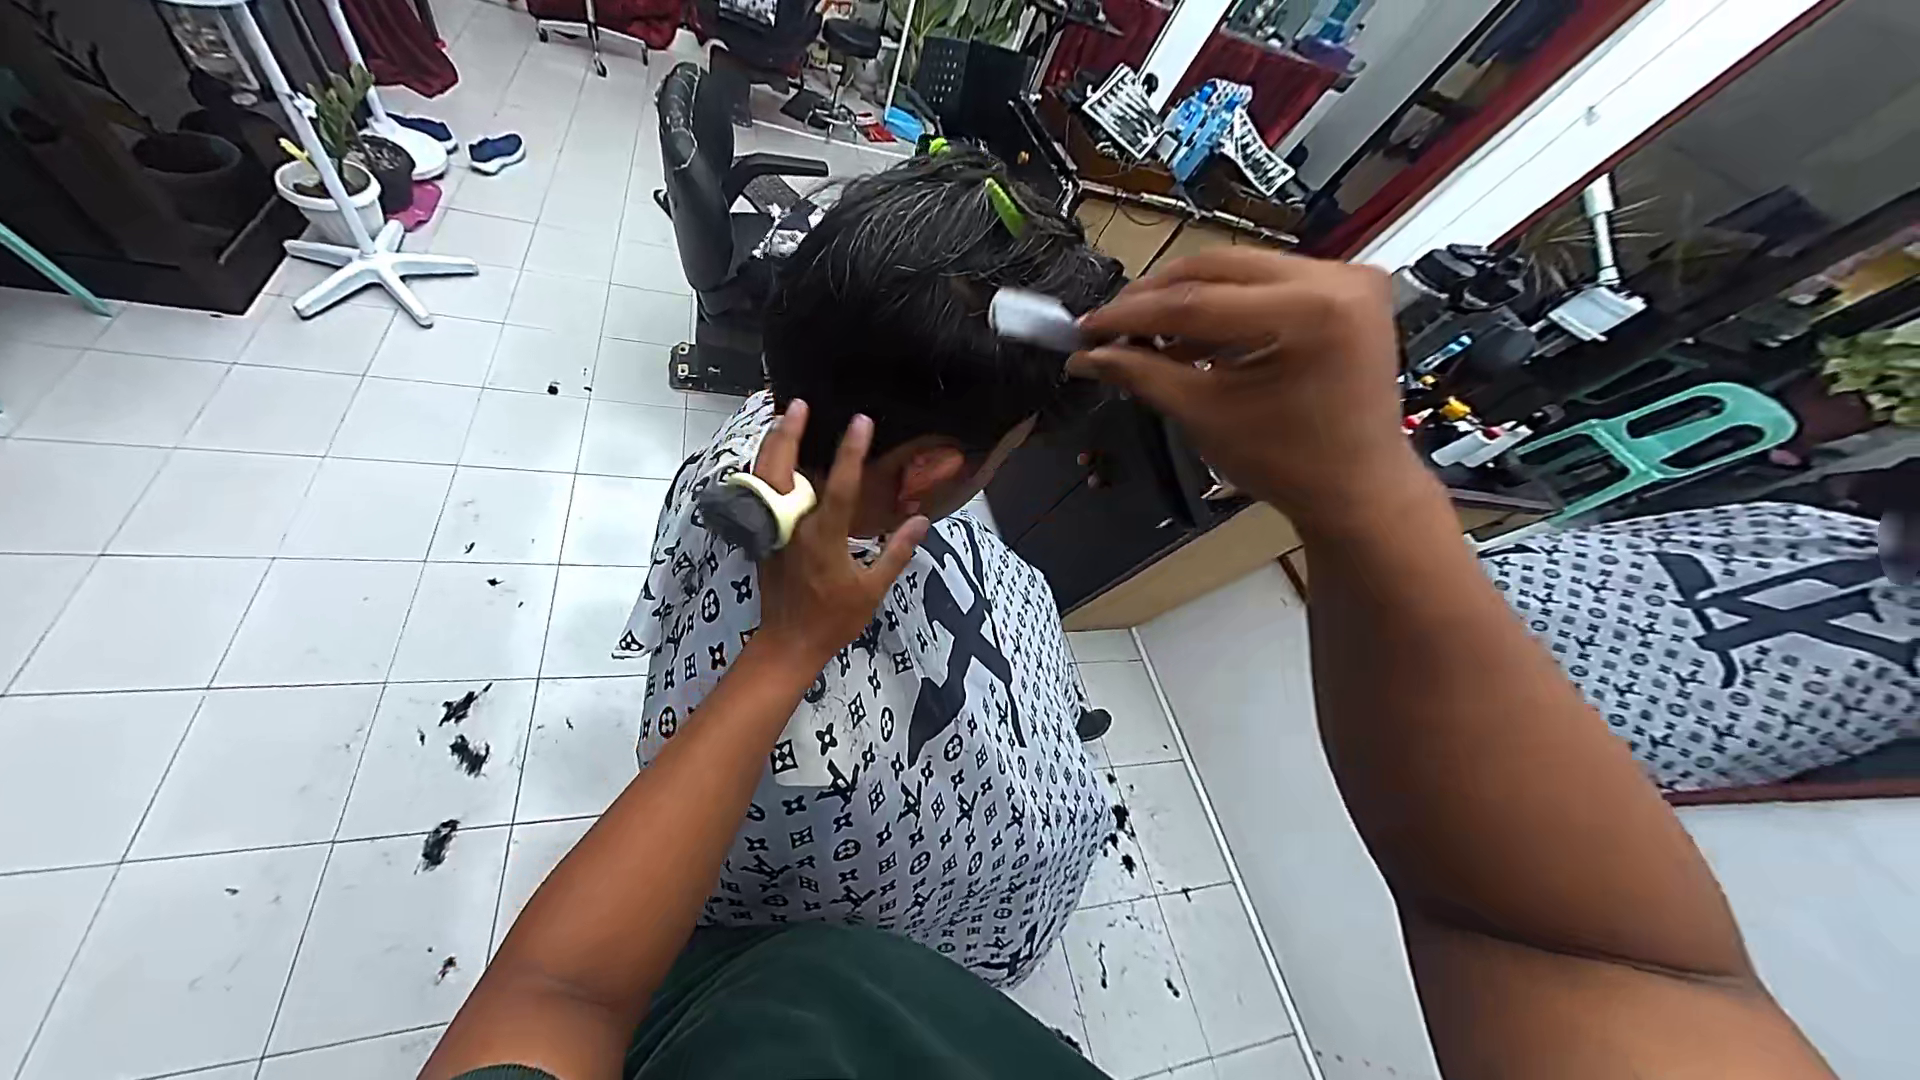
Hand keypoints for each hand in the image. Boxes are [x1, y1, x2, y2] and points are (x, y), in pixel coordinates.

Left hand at [750, 401, 927, 665]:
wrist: (788, 643)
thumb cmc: (833, 619)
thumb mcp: (872, 590)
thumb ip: (896, 552)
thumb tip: (921, 521)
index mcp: (824, 538)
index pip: (841, 486)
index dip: (852, 451)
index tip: (861, 422)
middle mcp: (792, 527)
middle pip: (781, 470)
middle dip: (788, 433)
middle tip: (797, 403)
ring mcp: (772, 530)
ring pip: (762, 479)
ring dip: (771, 445)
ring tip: (782, 418)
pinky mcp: (762, 537)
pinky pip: (759, 494)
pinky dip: (764, 469)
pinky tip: (774, 458)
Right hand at [1073, 249, 1430, 532]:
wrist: (1355, 488)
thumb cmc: (1289, 464)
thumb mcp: (1205, 415)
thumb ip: (1142, 375)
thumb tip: (1089, 356)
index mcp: (1309, 311)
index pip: (1195, 301)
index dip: (1131, 315)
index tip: (1088, 326)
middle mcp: (1337, 279)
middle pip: (1217, 269)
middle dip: (1154, 298)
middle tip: (1108, 324)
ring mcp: (1346, 280)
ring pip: (1237, 271)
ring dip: (1184, 300)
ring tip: (1140, 332)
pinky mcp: (1343, 292)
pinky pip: (1263, 285)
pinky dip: (1220, 308)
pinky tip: (1183, 336)